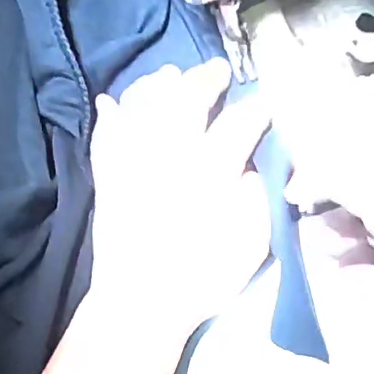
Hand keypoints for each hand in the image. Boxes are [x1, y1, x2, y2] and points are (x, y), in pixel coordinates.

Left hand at [85, 59, 270, 340]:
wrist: (143, 303)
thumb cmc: (204, 280)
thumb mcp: (249, 245)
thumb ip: (255, 199)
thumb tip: (249, 168)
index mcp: (211, 170)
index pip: (238, 124)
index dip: (256, 107)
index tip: (267, 100)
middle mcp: (171, 154)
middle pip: (188, 101)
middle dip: (206, 80)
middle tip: (218, 69)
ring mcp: (135, 162)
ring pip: (144, 107)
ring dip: (157, 87)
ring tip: (170, 76)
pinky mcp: (109, 178)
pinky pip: (106, 135)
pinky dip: (110, 116)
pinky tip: (112, 103)